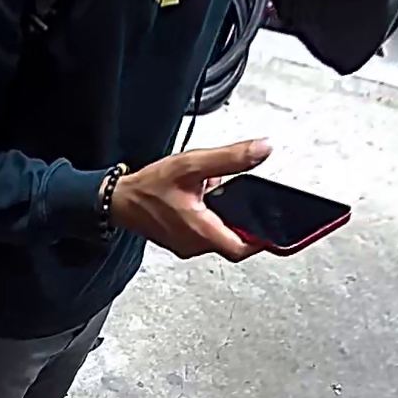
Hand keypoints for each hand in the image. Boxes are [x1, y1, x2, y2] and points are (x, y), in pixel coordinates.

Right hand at [110, 139, 271, 261]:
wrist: (119, 201)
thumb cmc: (148, 188)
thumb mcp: (193, 164)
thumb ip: (231, 157)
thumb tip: (263, 150)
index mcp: (200, 230)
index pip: (242, 248)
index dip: (264, 240)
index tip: (278, 230)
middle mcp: (193, 244)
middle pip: (233, 241)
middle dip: (243, 219)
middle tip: (245, 197)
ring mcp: (185, 245)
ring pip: (219, 236)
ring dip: (226, 217)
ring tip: (214, 192)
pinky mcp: (180, 241)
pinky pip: (205, 234)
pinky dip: (212, 218)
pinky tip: (202, 197)